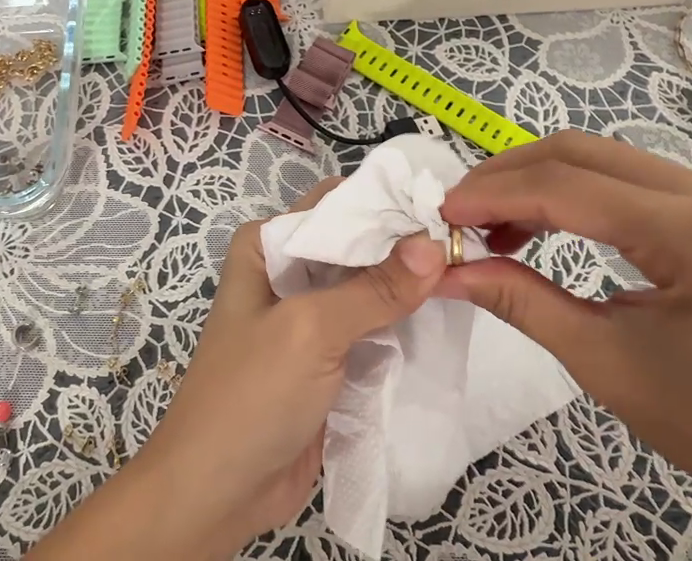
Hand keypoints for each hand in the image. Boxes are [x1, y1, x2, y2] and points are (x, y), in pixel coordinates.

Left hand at [27, 178, 445, 559]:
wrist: (220, 487)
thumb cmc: (251, 393)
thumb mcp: (310, 331)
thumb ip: (374, 289)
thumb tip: (435, 243)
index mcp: (266, 246)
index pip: (333, 205)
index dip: (387, 204)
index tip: (448, 207)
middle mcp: (286, 271)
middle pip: (356, 245)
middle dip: (405, 246)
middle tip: (470, 243)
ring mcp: (308, 316)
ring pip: (369, 287)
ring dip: (410, 287)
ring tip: (472, 273)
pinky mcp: (329, 357)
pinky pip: (373, 328)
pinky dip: (404, 325)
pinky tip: (448, 316)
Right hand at [438, 130, 691, 560]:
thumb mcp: (606, 364)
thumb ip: (519, 301)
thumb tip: (446, 271)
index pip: (567, 187)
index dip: (492, 195)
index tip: (439, 215)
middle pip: (583, 152)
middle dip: (509, 176)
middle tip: (459, 215)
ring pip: (606, 159)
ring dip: (541, 182)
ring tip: (495, 227)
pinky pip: (634, 181)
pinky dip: (580, 196)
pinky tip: (549, 228)